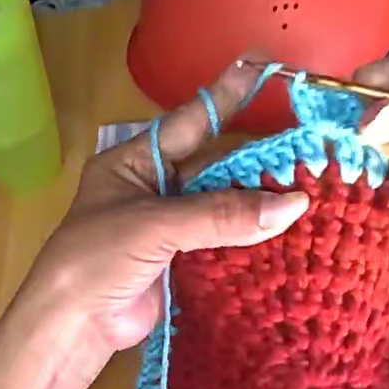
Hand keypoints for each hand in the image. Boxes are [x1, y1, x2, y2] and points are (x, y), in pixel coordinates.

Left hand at [17, 59, 309, 360]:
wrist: (72, 323)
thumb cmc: (96, 259)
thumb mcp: (153, 226)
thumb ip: (220, 214)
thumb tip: (294, 205)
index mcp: (132, 164)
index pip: (187, 122)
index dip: (226, 96)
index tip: (266, 66)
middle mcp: (150, 189)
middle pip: (212, 165)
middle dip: (255, 160)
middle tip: (313, 148)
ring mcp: (165, 227)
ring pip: (220, 205)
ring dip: (258, 201)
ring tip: (315, 186)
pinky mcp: (178, 262)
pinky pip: (221, 240)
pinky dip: (250, 237)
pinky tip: (289, 231)